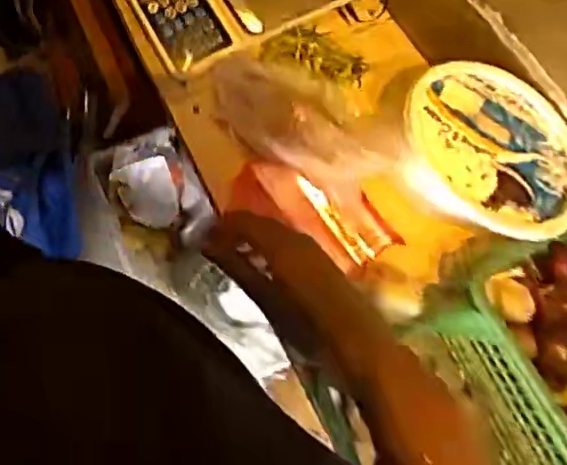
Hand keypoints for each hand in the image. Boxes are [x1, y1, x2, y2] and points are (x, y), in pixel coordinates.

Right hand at [202, 211, 351, 351]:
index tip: (203, 234)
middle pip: (260, 222)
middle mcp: (297, 236)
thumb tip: (210, 244)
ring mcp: (312, 246)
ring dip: (254, 236)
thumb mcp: (267, 298)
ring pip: (275, 231)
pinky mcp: (322, 259)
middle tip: (215, 241)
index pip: (245, 220)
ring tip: (234, 251)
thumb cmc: (310, 325)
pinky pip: (288, 241)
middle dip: (237, 228)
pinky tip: (263, 262)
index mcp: (282, 242)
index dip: (223, 225)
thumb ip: (238, 267)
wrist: (363, 346)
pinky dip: (270, 245)